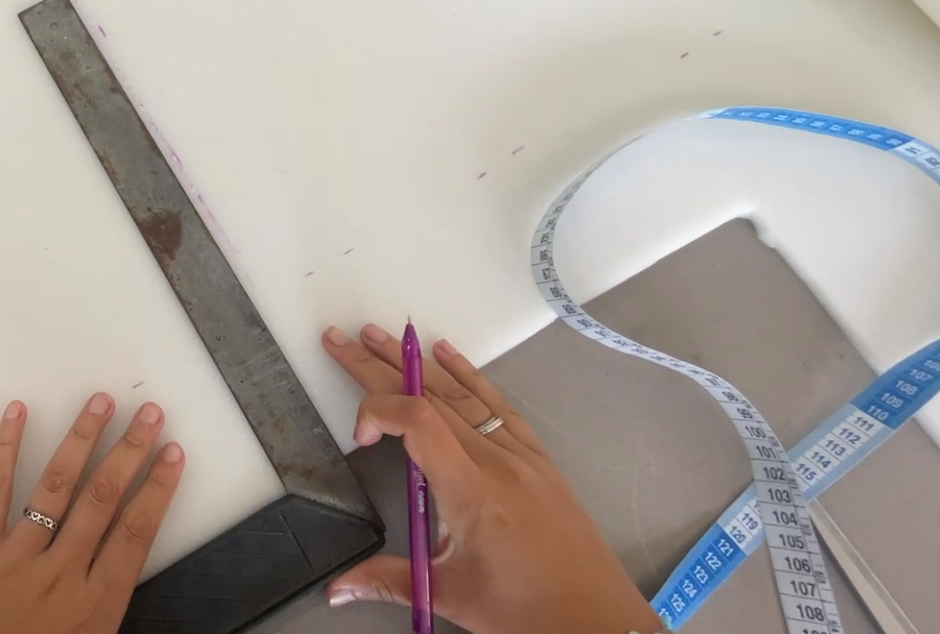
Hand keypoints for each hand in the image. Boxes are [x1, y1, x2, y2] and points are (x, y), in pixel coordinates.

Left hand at [0, 394, 185, 633]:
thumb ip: (109, 609)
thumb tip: (130, 563)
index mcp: (95, 607)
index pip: (137, 533)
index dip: (158, 488)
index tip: (174, 452)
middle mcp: (62, 574)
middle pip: (104, 498)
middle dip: (131, 450)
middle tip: (150, 411)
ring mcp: (18, 557)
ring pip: (58, 484)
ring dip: (83, 438)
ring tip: (101, 401)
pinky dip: (6, 446)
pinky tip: (18, 410)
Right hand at [321, 324, 662, 633]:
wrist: (604, 628)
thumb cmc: (527, 614)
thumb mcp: (452, 596)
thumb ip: (387, 581)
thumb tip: (334, 591)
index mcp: (471, 491)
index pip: (417, 422)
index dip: (378, 413)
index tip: (362, 439)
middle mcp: (494, 460)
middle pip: (427, 395)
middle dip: (375, 365)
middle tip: (337, 338)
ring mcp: (519, 453)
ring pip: (457, 391)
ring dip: (411, 359)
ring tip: (376, 335)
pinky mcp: (537, 456)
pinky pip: (496, 403)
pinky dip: (466, 373)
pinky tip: (444, 351)